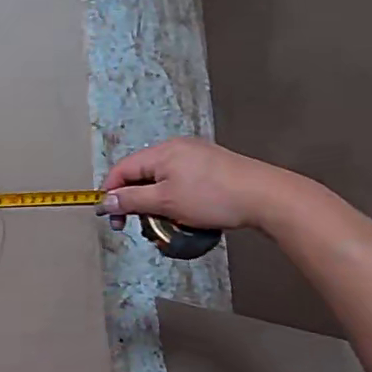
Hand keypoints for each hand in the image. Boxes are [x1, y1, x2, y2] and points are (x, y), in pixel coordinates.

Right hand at [98, 137, 299, 232]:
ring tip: (166, 222)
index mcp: (161, 152)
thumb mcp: (165, 202)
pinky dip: (174, 197)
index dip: (111, 193)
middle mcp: (176, 147)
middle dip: (136, 200)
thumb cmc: (213, 198)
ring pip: (161, 179)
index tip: (111, 218)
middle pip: (141, 174)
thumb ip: (131, 200)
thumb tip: (105, 201)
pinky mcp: (212, 166)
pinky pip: (180, 180)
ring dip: (156, 202)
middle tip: (140, 224)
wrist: (266, 197)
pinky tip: (185, 213)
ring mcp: (196, 155)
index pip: (122, 169)